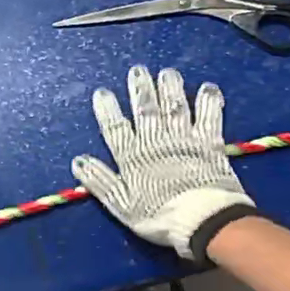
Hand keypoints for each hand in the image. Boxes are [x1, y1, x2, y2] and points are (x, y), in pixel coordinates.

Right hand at [71, 66, 256, 262]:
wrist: (203, 220)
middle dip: (141, 90)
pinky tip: (207, 88)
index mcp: (132, 158)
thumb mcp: (120, 204)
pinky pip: (210, 118)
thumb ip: (100, 181)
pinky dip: (208, 102)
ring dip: (171, 89)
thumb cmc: (157, 216)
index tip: (102, 92)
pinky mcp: (210, 145)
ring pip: (175, 109)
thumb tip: (78, 160)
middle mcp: (156, 143)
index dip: (108, 110)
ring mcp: (184, 141)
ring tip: (166, 72)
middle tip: (137, 70)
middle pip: (146, 111)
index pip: (115, 128)